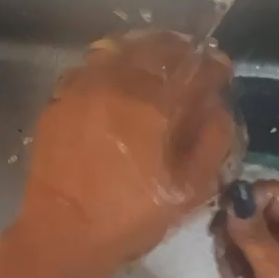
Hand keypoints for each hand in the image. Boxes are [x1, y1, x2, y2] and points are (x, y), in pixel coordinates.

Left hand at [13, 30, 236, 277]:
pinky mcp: (59, 100)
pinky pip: (89, 68)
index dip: (214, 69)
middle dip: (180, 54)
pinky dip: (108, 70)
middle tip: (187, 71)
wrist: (63, 231)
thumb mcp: (190, 188)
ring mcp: (84, 87)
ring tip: (150, 76)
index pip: (197, 64)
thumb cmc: (130, 216)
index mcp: (157, 102)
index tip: (219, 78)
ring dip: (142, 55)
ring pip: (120, 49)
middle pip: (158, 46)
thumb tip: (217, 105)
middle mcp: (120, 82)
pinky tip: (112, 91)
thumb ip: (213, 139)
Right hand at [219, 180, 278, 277]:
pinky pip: (247, 258)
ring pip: (249, 235)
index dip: (248, 198)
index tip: (220, 215)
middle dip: (236, 224)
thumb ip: (254, 235)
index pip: (276, 194)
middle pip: (260, 212)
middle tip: (220, 247)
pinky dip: (235, 263)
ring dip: (232, 245)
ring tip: (228, 271)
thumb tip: (234, 198)